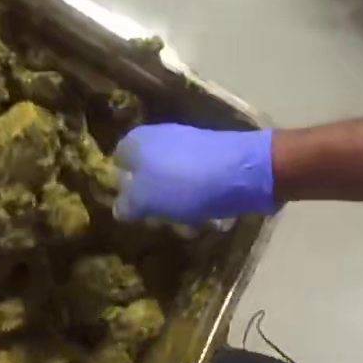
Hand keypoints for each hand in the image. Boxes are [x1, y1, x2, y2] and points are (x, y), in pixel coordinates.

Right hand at [112, 125, 276, 223]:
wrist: (245, 170)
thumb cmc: (185, 184)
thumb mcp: (145, 199)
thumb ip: (127, 204)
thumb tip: (121, 208)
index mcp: (138, 141)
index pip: (118, 162)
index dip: (123, 188)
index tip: (133, 210)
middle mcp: (161, 137)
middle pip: (147, 174)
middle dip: (153, 200)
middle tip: (160, 221)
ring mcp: (191, 146)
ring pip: (173, 182)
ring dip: (178, 205)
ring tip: (188, 225)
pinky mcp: (214, 157)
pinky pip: (197, 183)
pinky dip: (200, 200)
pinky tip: (209, 216)